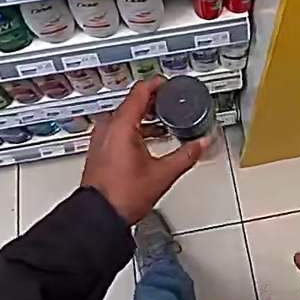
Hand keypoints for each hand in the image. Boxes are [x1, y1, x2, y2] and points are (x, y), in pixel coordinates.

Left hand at [80, 77, 210, 223]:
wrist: (98, 217)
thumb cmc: (122, 196)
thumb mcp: (162, 174)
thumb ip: (186, 155)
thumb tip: (202, 143)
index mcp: (122, 125)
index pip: (140, 91)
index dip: (157, 84)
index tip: (169, 83)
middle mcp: (108, 127)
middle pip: (132, 101)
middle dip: (154, 101)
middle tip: (171, 102)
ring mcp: (101, 138)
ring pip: (125, 115)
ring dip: (144, 115)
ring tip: (164, 121)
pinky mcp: (100, 148)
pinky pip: (118, 128)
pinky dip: (134, 127)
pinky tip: (149, 138)